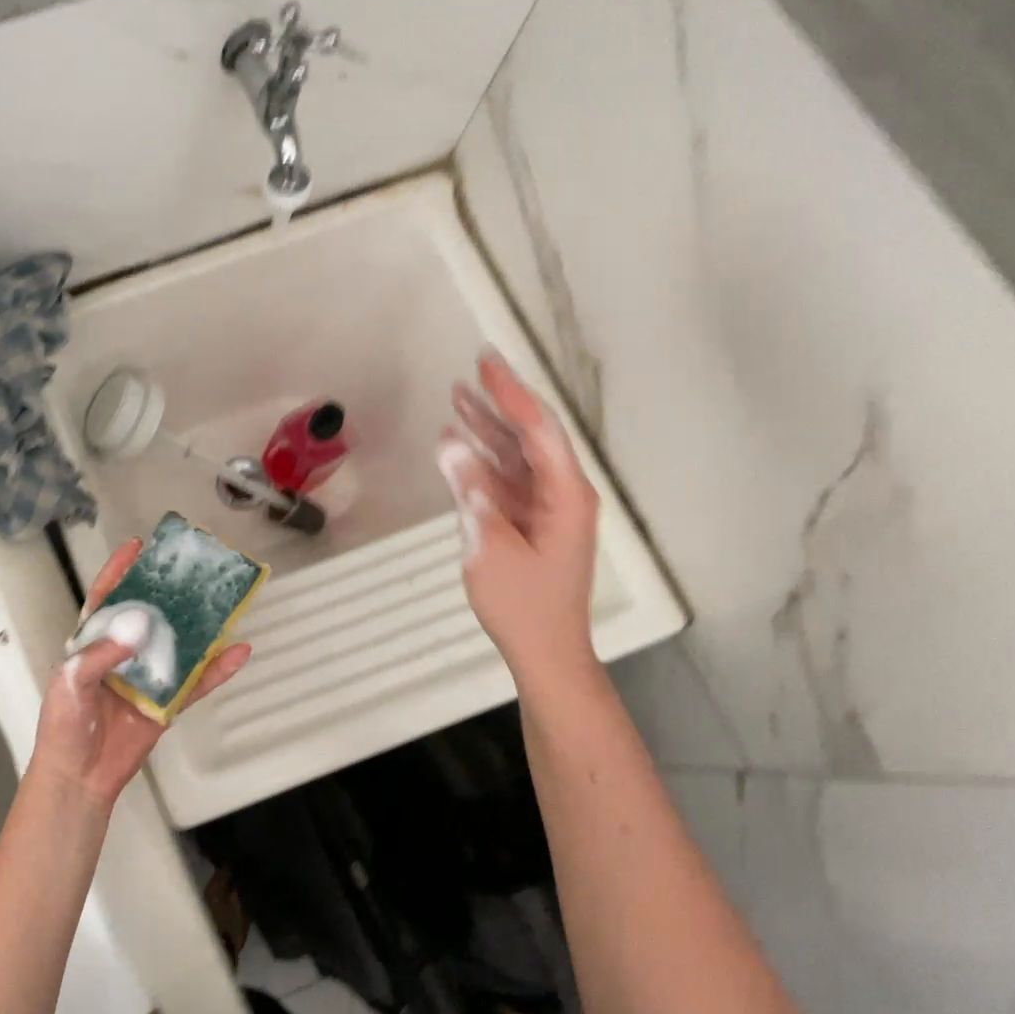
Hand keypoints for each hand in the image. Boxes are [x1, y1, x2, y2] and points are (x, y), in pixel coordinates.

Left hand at [30, 538, 252, 808]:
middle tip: (192, 568)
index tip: (138, 546)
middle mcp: (121, 656)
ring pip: (177, 646)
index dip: (120, 572)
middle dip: (168, 593)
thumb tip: (139, 627)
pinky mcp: (165, 705)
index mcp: (92, 645)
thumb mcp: (72, 682)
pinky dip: (217, 670)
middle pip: (149, 617)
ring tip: (223, 599)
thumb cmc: (64, 726)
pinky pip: (195, 684)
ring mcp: (146, 680)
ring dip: (198, 625)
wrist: (77, 776)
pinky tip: (239, 652)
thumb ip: (101, 654)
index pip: (106, 599)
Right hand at [436, 350, 600, 677]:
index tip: (487, 363)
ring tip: (457, 400)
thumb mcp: (489, 546)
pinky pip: (506, 483)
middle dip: (500, 403)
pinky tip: (457, 450)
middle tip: (473, 369)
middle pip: (530, 437)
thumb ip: (471, 493)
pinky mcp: (530, 525)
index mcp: (565, 494)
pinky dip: (481, 465)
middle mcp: (561, 493)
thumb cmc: (522, 603)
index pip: (537, 430)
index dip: (511, 394)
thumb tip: (450, 446)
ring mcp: (546, 510)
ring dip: (487, 432)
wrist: (545, 650)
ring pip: (515, 458)